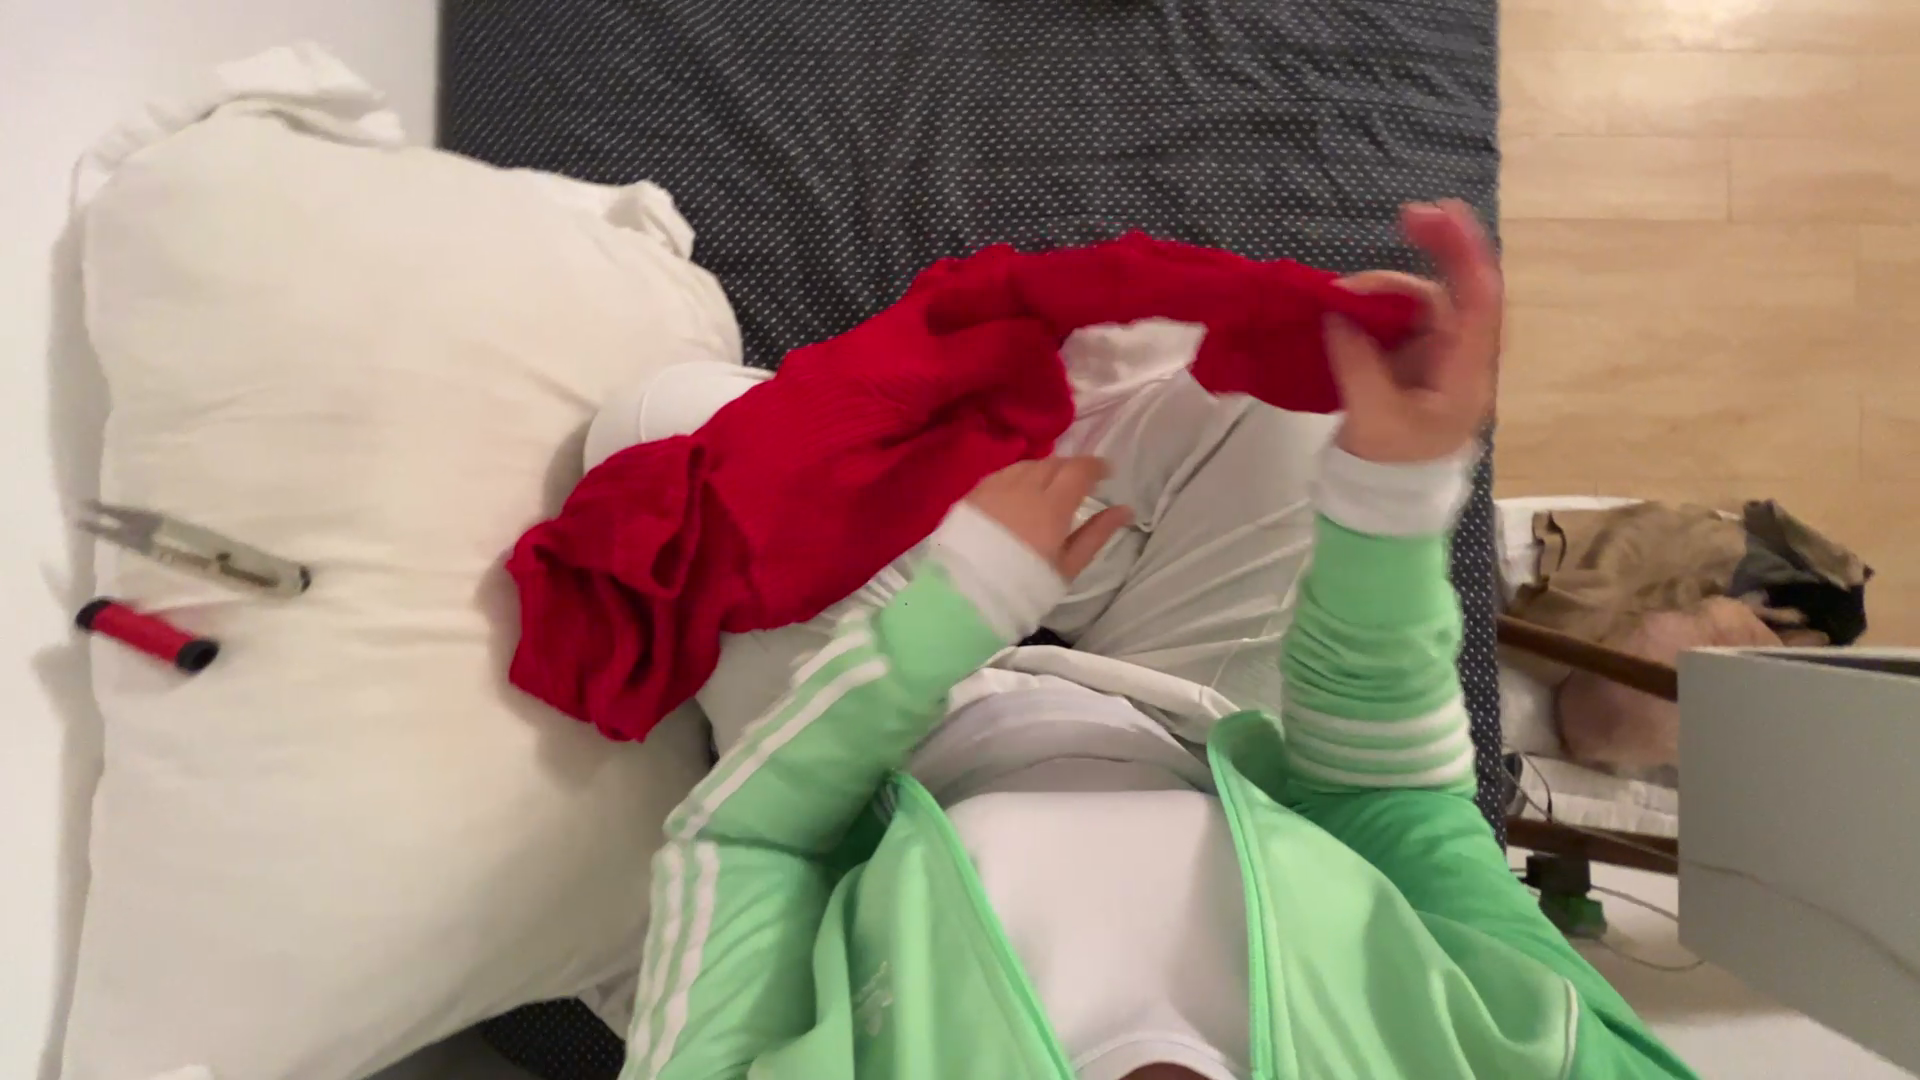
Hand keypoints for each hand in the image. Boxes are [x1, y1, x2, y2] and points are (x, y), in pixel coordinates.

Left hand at [964, 457, 1133, 580]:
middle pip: (1053, 464)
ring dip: (1045, 470)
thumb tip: (1124, 510)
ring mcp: (996, 488)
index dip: (1096, 466)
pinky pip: (1003, 474)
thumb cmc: (1025, 585)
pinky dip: (1019, 475)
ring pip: (1027, 466)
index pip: (1079, 470)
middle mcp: (1023, 488)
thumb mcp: (1067, 566)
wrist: (966, 594)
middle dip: (1071, 468)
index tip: (1106, 472)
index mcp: (1052, 505)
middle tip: (1080, 482)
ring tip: (1051, 485)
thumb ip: (1097, 534)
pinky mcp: (974, 494)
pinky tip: (1020, 490)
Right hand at [1325, 200, 1501, 463]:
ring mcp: (1433, 356)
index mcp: (1467, 367)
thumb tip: (1337, 315)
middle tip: (1371, 253)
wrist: (1387, 496)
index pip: (1478, 295)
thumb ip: (1359, 363)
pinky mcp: (1408, 362)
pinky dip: (1369, 310)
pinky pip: (1393, 322)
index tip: (1427, 216)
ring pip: (1415, 304)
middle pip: (1445, 291)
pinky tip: (1342, 311)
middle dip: (1415, 261)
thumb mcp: (1375, 417)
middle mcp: (1458, 352)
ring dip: (1378, 293)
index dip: (1460, 250)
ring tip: (1336, 299)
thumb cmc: (1392, 463)